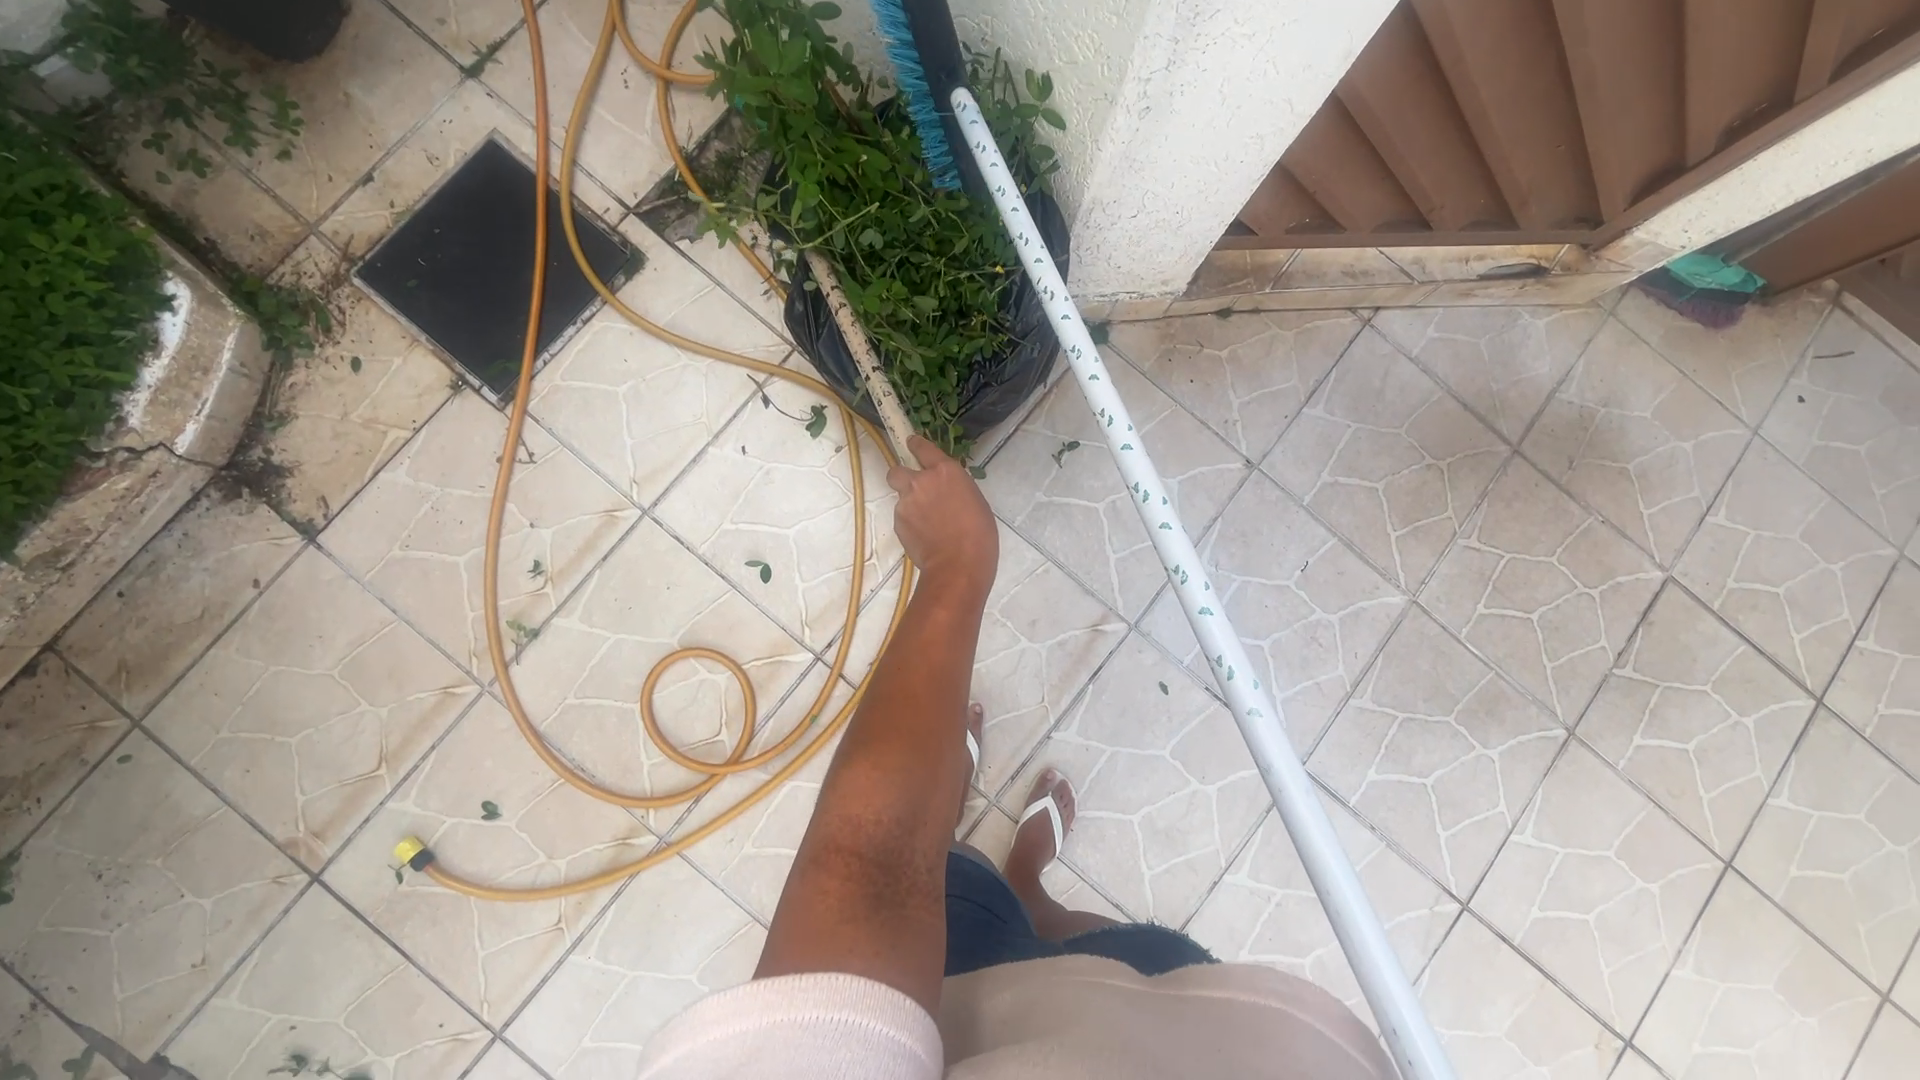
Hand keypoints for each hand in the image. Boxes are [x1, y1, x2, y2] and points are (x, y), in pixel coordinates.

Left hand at [888, 436, 998, 592]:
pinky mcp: (898, 523)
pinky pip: (902, 518)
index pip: (922, 448)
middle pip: (897, 471)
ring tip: (927, 524)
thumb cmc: (979, 533)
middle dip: (901, 477)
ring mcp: (906, 502)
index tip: (911, 444)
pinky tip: (924, 537)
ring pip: (901, 498)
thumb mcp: (974, 500)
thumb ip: (955, 488)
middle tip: (913, 490)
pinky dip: (910, 524)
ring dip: (910, 506)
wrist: (958, 564)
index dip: (915, 446)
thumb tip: (946, 492)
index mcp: (946, 471)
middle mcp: (921, 481)